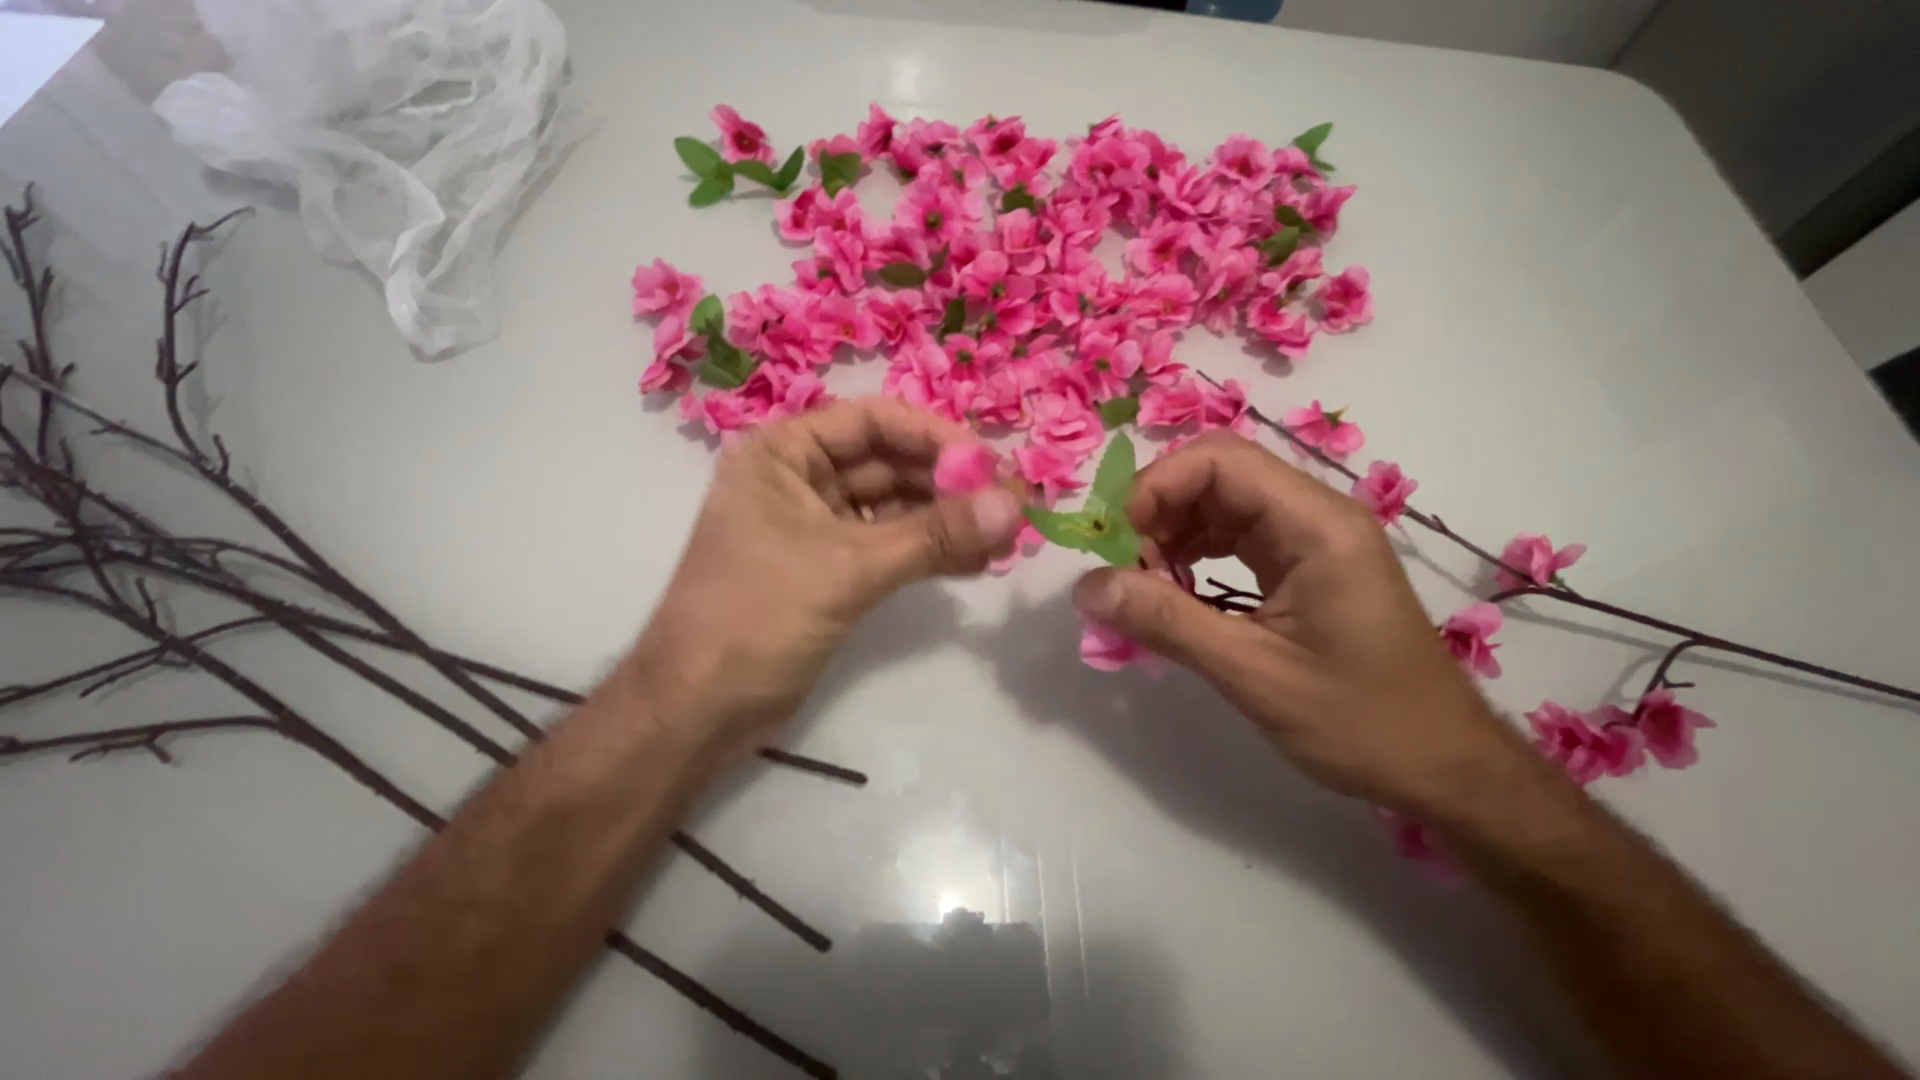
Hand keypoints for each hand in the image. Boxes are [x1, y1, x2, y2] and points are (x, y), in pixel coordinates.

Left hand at [627, 398, 1022, 753]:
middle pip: (889, 463)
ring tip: (1004, 541)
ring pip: (894, 508)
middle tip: (1013, 508)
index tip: (993, 467)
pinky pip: (889, 547)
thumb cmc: (757, 618)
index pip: (873, 422)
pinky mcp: (830, 571)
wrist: (698, 710)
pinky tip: (974, 563)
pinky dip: (929, 552)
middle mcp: (798, 479)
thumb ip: (933, 535)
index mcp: (783, 454)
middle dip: (949, 485)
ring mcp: (814, 527)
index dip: (936, 439)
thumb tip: (1014, 507)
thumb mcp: (848, 569)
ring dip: (946, 521)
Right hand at [1071, 432, 1528, 811]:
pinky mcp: (1310, 566)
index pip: (1221, 460)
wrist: (1442, 765)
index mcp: (1317, 526)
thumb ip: (1166, 622)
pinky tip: (1179, 593)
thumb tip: (1086, 587)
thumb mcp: (1252, 673)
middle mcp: (1319, 516)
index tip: (1121, 544)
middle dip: (1161, 510)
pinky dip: (1198, 555)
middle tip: (1128, 570)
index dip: (1158, 486)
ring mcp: (1316, 540)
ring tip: (1147, 586)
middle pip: (1220, 474)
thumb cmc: (1359, 721)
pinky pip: (1240, 537)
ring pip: (1226, 504)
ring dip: (1175, 534)